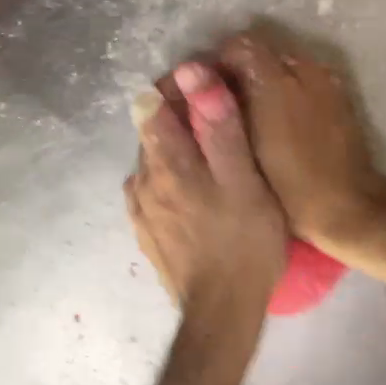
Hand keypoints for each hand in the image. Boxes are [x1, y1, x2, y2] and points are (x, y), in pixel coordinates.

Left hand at [126, 61, 287, 315]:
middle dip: (181, 111)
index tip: (211, 79)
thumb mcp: (243, 175)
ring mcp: (141, 210)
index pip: (154, 101)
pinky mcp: (148, 232)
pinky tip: (197, 184)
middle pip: (153, 129)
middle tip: (221, 109)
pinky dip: (172, 173)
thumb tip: (193, 72)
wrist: (224, 312)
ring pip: (154, 158)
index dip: (180, 83)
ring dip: (177, 144)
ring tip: (213, 147)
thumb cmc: (243, 237)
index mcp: (167, 161)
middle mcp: (144, 180)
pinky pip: (154, 187)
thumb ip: (219, 124)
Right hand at [219, 33, 385, 254]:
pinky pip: (305, 79)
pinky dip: (287, 90)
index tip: (201, 89)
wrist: (345, 205)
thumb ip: (224, 106)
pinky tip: (275, 120)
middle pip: (263, 52)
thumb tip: (205, 83)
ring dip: (264, 79)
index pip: (239, 46)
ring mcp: (326, 79)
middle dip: (240, 70)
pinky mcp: (339, 94)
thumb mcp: (245, 147)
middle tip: (220, 103)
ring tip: (247, 113)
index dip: (216, 63)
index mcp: (277, 77)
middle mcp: (304, 67)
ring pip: (284, 65)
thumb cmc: (289, 183)